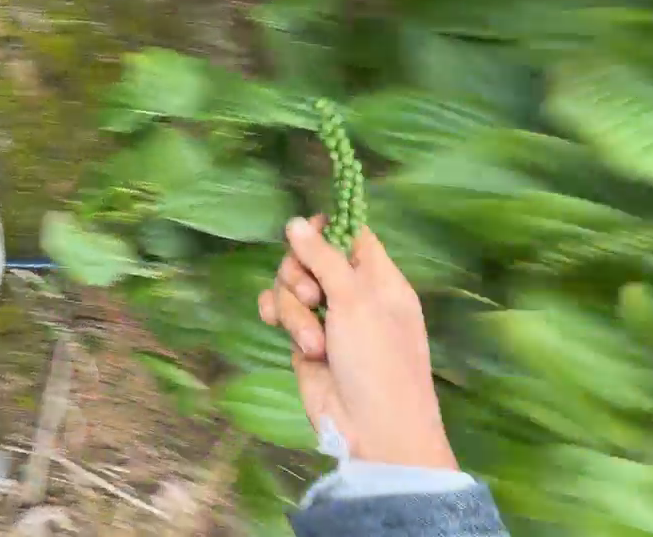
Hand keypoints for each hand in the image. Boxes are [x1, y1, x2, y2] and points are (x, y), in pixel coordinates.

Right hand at [257, 216, 456, 469]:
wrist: (372, 433)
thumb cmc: (378, 363)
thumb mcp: (355, 303)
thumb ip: (324, 258)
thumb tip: (296, 220)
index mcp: (379, 281)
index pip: (351, 235)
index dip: (326, 229)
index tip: (303, 232)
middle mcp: (352, 294)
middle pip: (310, 255)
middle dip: (299, 274)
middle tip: (310, 298)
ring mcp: (327, 316)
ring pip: (290, 283)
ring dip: (292, 308)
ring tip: (310, 340)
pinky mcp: (303, 336)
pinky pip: (277, 307)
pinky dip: (275, 314)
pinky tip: (273, 325)